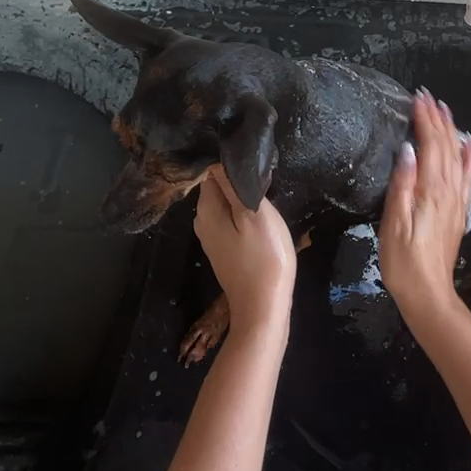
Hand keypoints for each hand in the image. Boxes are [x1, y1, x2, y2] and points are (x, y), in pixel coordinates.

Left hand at [193, 167, 295, 332]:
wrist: (263, 307)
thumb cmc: (264, 257)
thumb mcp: (255, 215)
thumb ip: (235, 188)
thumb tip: (219, 163)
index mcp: (206, 211)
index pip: (213, 173)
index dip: (235, 168)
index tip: (258, 175)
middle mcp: (202, 223)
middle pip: (219, 189)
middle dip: (240, 184)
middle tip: (268, 190)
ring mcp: (212, 239)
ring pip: (227, 206)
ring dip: (244, 201)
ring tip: (268, 206)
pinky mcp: (224, 251)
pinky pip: (231, 222)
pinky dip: (244, 218)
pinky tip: (262, 225)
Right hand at [380, 88, 470, 325]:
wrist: (429, 293)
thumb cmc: (403, 260)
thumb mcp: (393, 222)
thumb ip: (402, 184)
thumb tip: (408, 148)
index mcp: (430, 189)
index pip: (429, 144)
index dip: (424, 119)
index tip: (417, 97)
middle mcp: (448, 189)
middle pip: (445, 145)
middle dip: (437, 118)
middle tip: (428, 96)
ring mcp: (456, 199)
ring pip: (456, 155)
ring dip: (450, 130)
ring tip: (445, 110)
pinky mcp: (459, 210)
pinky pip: (466, 176)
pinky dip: (467, 156)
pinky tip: (468, 146)